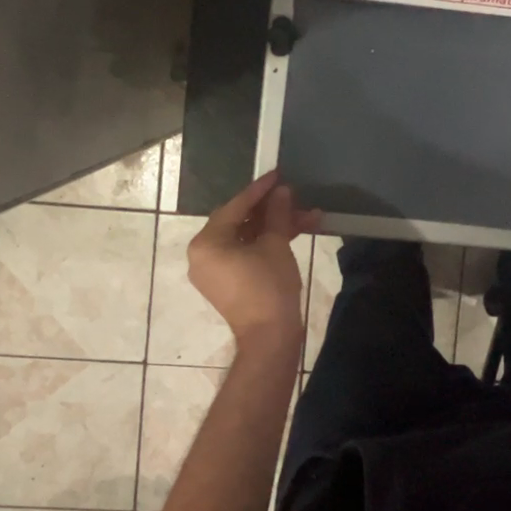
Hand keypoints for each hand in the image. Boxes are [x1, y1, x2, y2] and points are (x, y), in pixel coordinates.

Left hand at [189, 171, 320, 348]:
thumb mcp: (276, 244)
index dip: (259, 190)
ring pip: (246, 237)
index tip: (277, 174)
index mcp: (206, 243)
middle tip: (293, 195)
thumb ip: (277, 213)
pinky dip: (266, 243)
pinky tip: (295, 232)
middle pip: (239, 221)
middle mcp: (202, 254)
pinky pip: (245, 252)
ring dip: (275, 226)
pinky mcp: (227, 282)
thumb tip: (282, 191)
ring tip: (307, 216)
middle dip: (271, 209)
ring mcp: (213, 270)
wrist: (269, 336)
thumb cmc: (268, 286)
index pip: (235, 207)